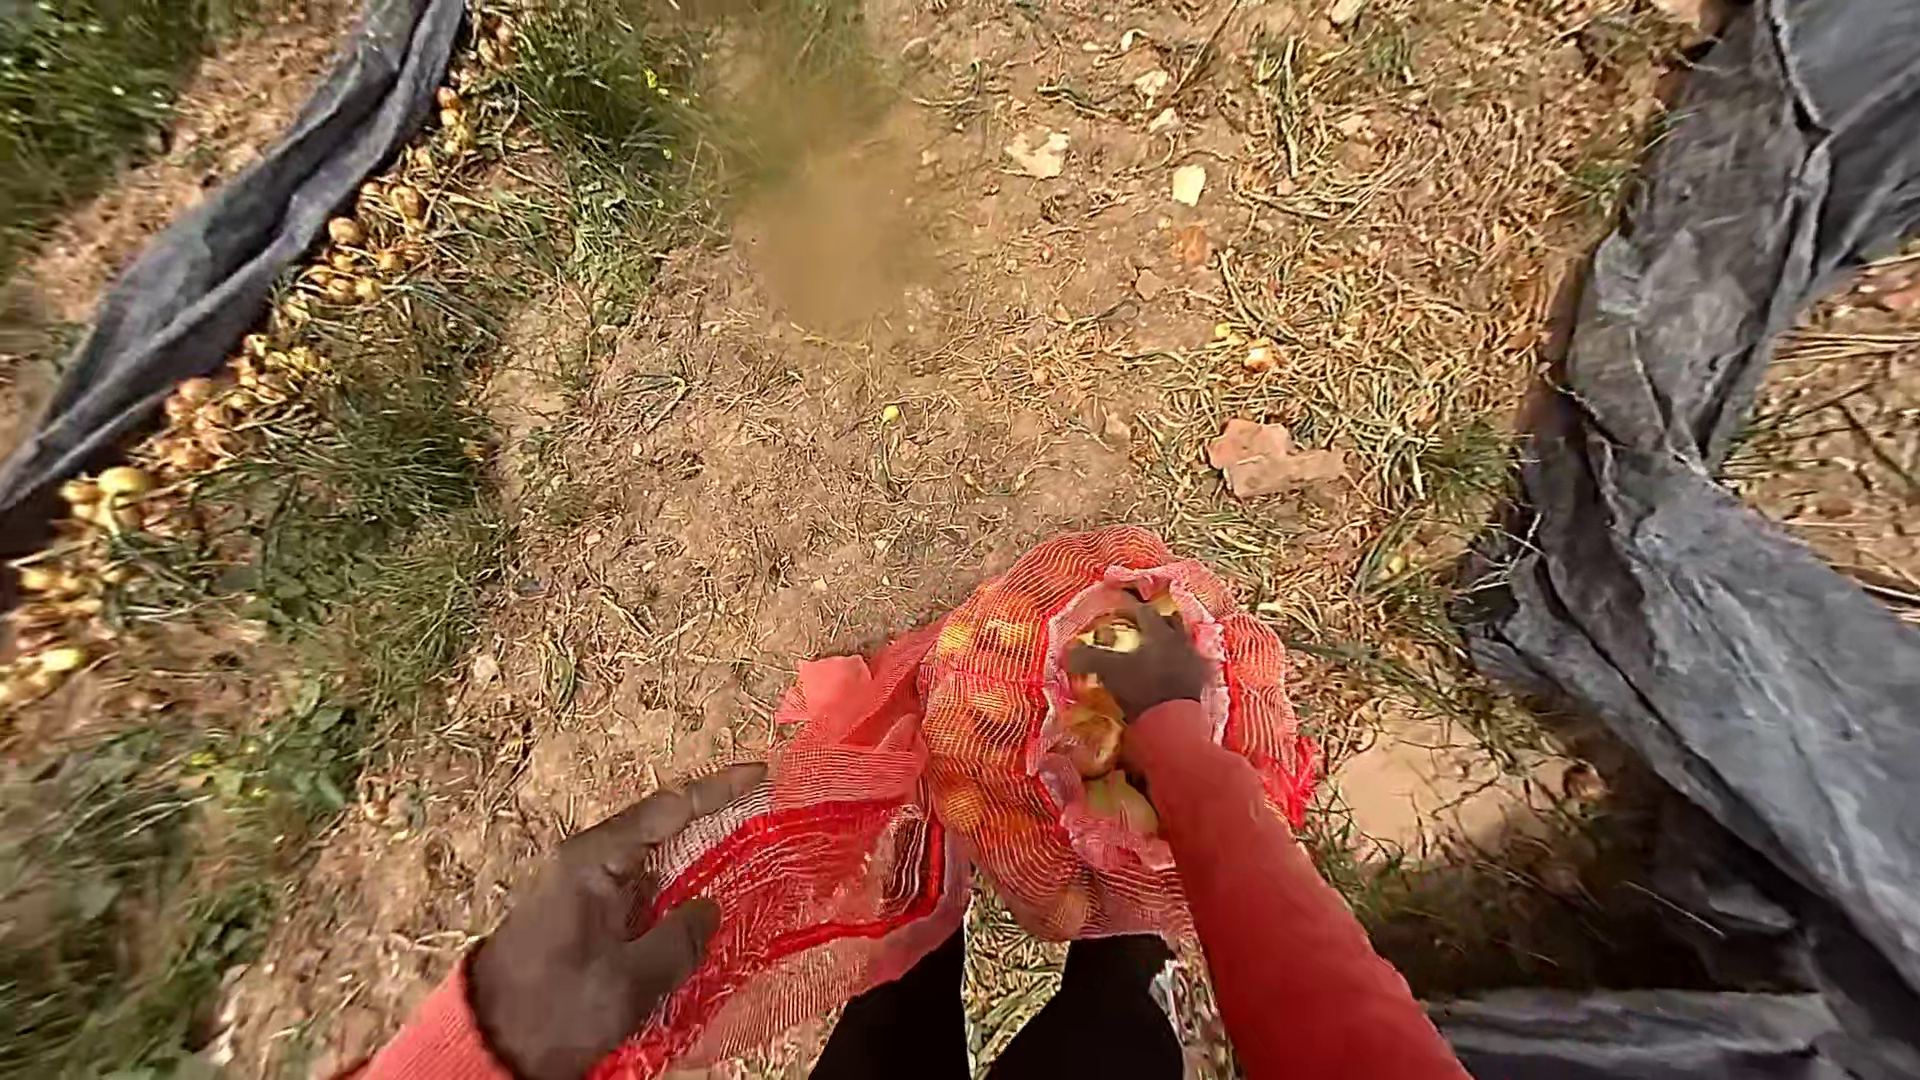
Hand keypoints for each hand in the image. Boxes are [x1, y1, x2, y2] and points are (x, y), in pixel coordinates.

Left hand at [470, 763, 765, 1079]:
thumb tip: (708, 909)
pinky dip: (678, 877)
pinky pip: (644, 878)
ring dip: (697, 847)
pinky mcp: (584, 905)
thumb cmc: (550, 1011)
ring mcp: (584, 879)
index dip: (720, 787)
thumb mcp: (625, 984)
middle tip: (760, 806)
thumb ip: (680, 940)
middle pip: (665, 820)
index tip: (760, 772)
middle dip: (713, 812)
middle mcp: (590, 857)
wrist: (474, 1054)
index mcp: (596, 858)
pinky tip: (700, 891)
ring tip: (742, 843)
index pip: (670, 807)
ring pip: (656, 851)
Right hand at [1067, 601, 1209, 720]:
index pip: (1144, 612)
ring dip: (1171, 645)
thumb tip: (1066, 652)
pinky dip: (1181, 668)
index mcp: (1159, 633)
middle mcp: (1180, 643)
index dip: (1129, 610)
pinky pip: (1192, 669)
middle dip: (1156, 623)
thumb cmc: (1140, 688)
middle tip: (1142, 627)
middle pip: (1169, 624)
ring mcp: (1194, 664)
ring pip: (1183, 645)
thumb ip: (1088, 658)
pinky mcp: (1202, 686)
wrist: (1172, 725)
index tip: (1118, 614)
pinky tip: (1172, 675)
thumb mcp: (1108, 670)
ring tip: (1156, 652)